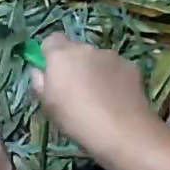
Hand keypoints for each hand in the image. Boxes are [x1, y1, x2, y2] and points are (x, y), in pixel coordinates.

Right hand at [28, 34, 159, 156]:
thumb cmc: (76, 119)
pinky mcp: (130, 65)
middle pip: (75, 49)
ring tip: (98, 96)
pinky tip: (115, 98)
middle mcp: (86, 48)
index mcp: (61, 55)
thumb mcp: (48, 106)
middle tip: (75, 89)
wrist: (121, 130)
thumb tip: (38, 71)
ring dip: (94, 70)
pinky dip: (113, 77)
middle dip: (73, 63)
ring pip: (96, 58)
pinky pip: (115, 67)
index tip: (52, 73)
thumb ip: (40, 83)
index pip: (51, 39)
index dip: (50, 54)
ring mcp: (111, 55)